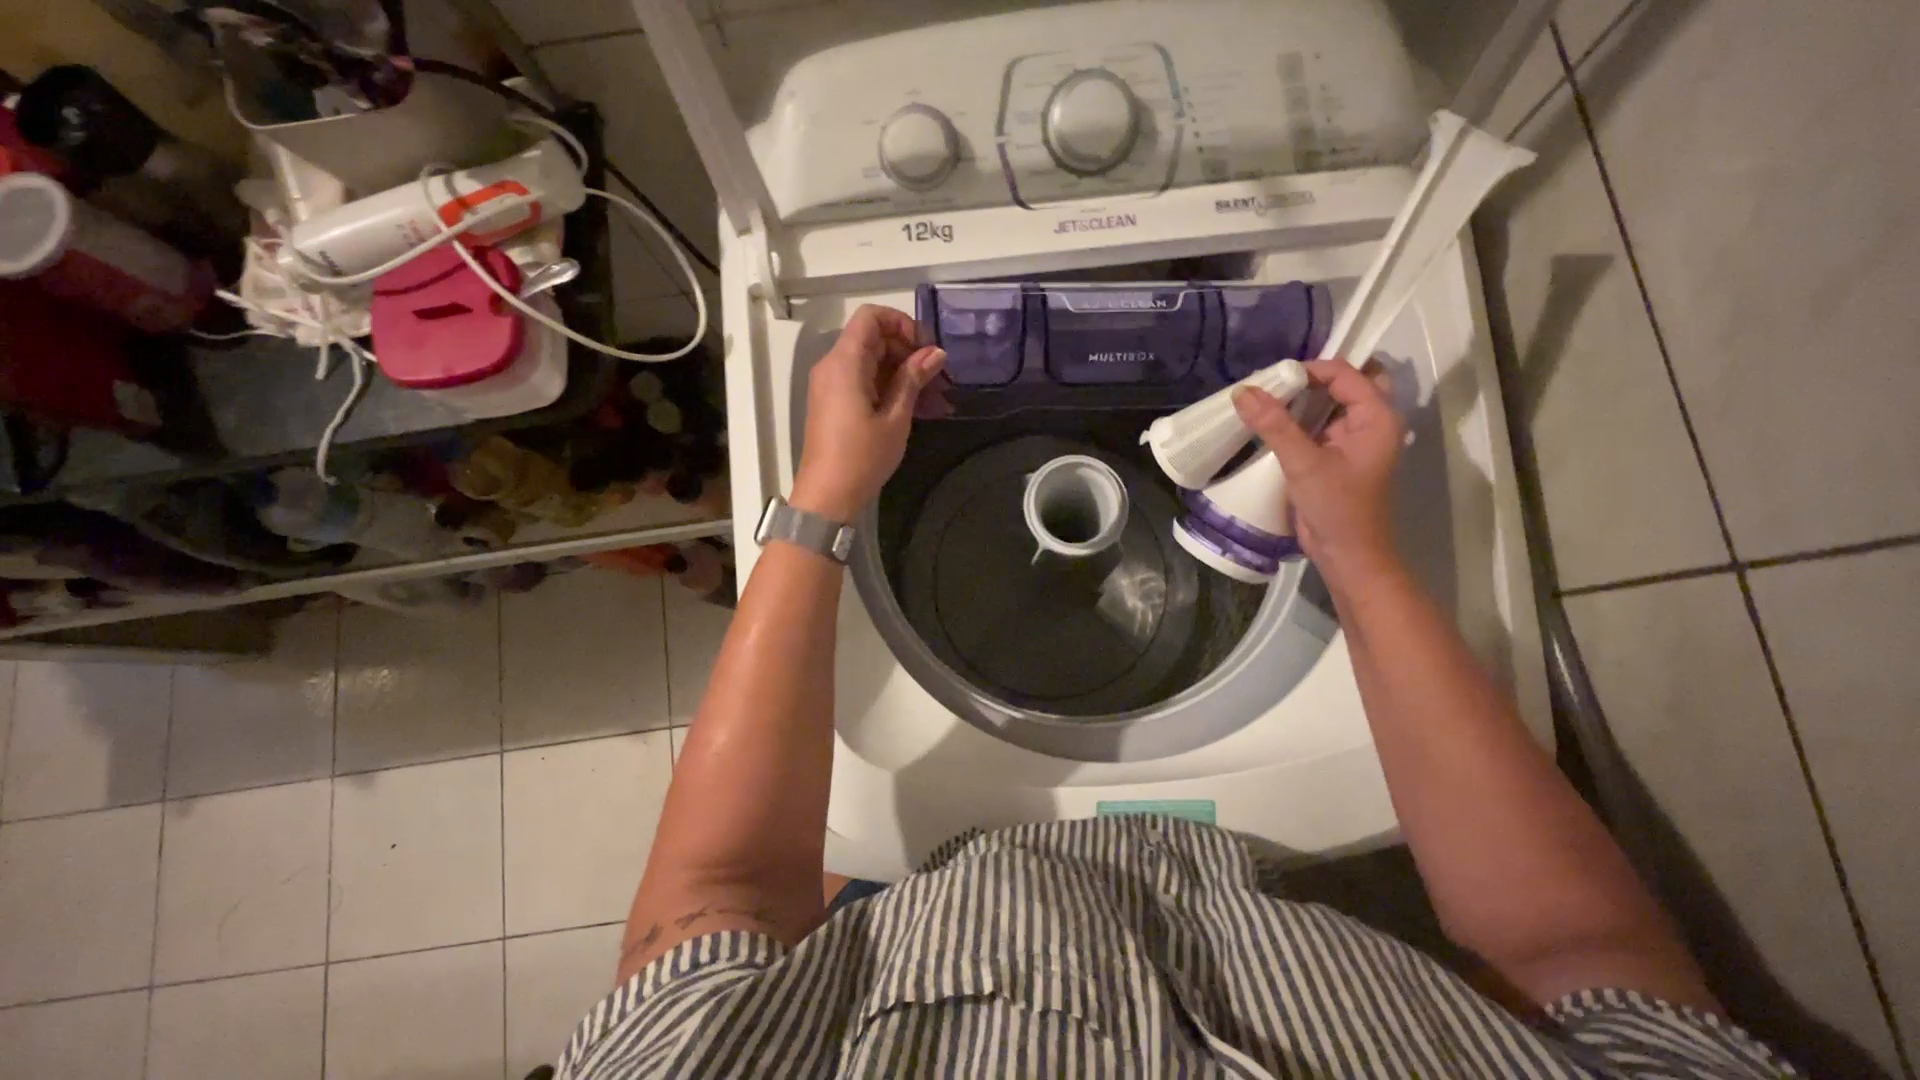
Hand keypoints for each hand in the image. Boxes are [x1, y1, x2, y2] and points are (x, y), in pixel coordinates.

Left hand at [791, 305, 945, 520]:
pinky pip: (863, 379)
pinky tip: (916, 406)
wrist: (827, 496)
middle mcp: (833, 365)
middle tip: (936, 377)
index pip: (871, 317)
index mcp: (844, 362)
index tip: (925, 348)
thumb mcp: (896, 417)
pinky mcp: (834, 402)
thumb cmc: (863, 457)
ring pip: (870, 360)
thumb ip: (913, 379)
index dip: (901, 323)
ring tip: (933, 396)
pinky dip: (888, 385)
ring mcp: (831, 384)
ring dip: (902, 371)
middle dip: (907, 350)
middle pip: (872, 338)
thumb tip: (936, 352)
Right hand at [1231, 359, 1402, 580]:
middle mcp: (1372, 422)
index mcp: (1377, 417)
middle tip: (1278, 381)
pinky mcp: (1338, 456)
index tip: (1272, 378)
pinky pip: (1321, 424)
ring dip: (1304, 398)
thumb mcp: (1304, 463)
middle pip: (1346, 382)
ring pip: (1333, 403)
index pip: (1345, 374)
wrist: (1348, 556)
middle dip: (1313, 377)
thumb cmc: (1337, 508)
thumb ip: (1274, 425)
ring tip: (1268, 397)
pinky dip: (1300, 418)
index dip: (1309, 369)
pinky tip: (1273, 421)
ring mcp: (1356, 440)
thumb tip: (1242, 391)